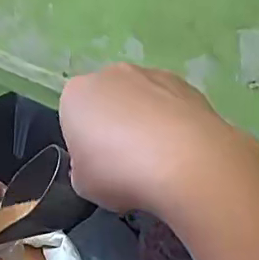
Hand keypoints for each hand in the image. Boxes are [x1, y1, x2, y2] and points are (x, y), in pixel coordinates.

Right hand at [59, 64, 258, 217]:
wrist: (184, 162)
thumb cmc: (119, 173)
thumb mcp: (82, 185)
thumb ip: (82, 169)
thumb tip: (96, 163)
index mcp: (76, 94)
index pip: (72, 118)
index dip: (83, 146)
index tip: (97, 168)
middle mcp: (111, 74)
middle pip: (107, 103)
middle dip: (114, 129)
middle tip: (126, 166)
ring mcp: (152, 74)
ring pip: (140, 102)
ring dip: (144, 125)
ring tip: (158, 162)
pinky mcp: (187, 84)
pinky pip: (170, 107)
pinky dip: (172, 125)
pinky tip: (180, 153)